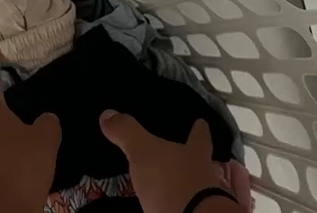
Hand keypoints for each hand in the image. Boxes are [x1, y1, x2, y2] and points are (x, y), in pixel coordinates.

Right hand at [99, 112, 241, 212]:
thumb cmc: (172, 182)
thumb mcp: (144, 152)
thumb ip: (128, 132)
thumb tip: (107, 113)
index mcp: (195, 153)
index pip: (199, 136)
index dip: (199, 129)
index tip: (201, 122)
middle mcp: (207, 176)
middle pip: (206, 165)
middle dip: (198, 163)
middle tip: (186, 160)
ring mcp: (209, 202)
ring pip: (207, 191)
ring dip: (198, 190)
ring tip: (183, 188)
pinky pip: (205, 212)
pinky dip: (197, 208)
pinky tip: (182, 207)